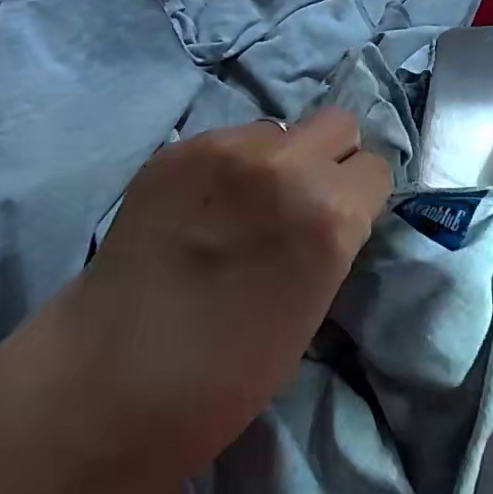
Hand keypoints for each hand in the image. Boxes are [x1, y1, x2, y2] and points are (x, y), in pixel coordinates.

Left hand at [76, 108, 394, 469]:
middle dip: (328, 158)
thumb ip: (327, 236)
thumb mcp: (312, 302)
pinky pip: (223, 138)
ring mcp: (223, 147)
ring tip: (238, 204)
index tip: (340, 219)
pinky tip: (197, 206)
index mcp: (329, 212)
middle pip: (335, 123)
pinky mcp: (176, 147)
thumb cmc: (228, 370)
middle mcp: (283, 164)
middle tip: (297, 199)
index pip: (374, 168)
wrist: (118, 370)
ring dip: (272, 158)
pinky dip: (224, 164)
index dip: (359, 196)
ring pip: (275, 128)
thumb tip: (324, 206)